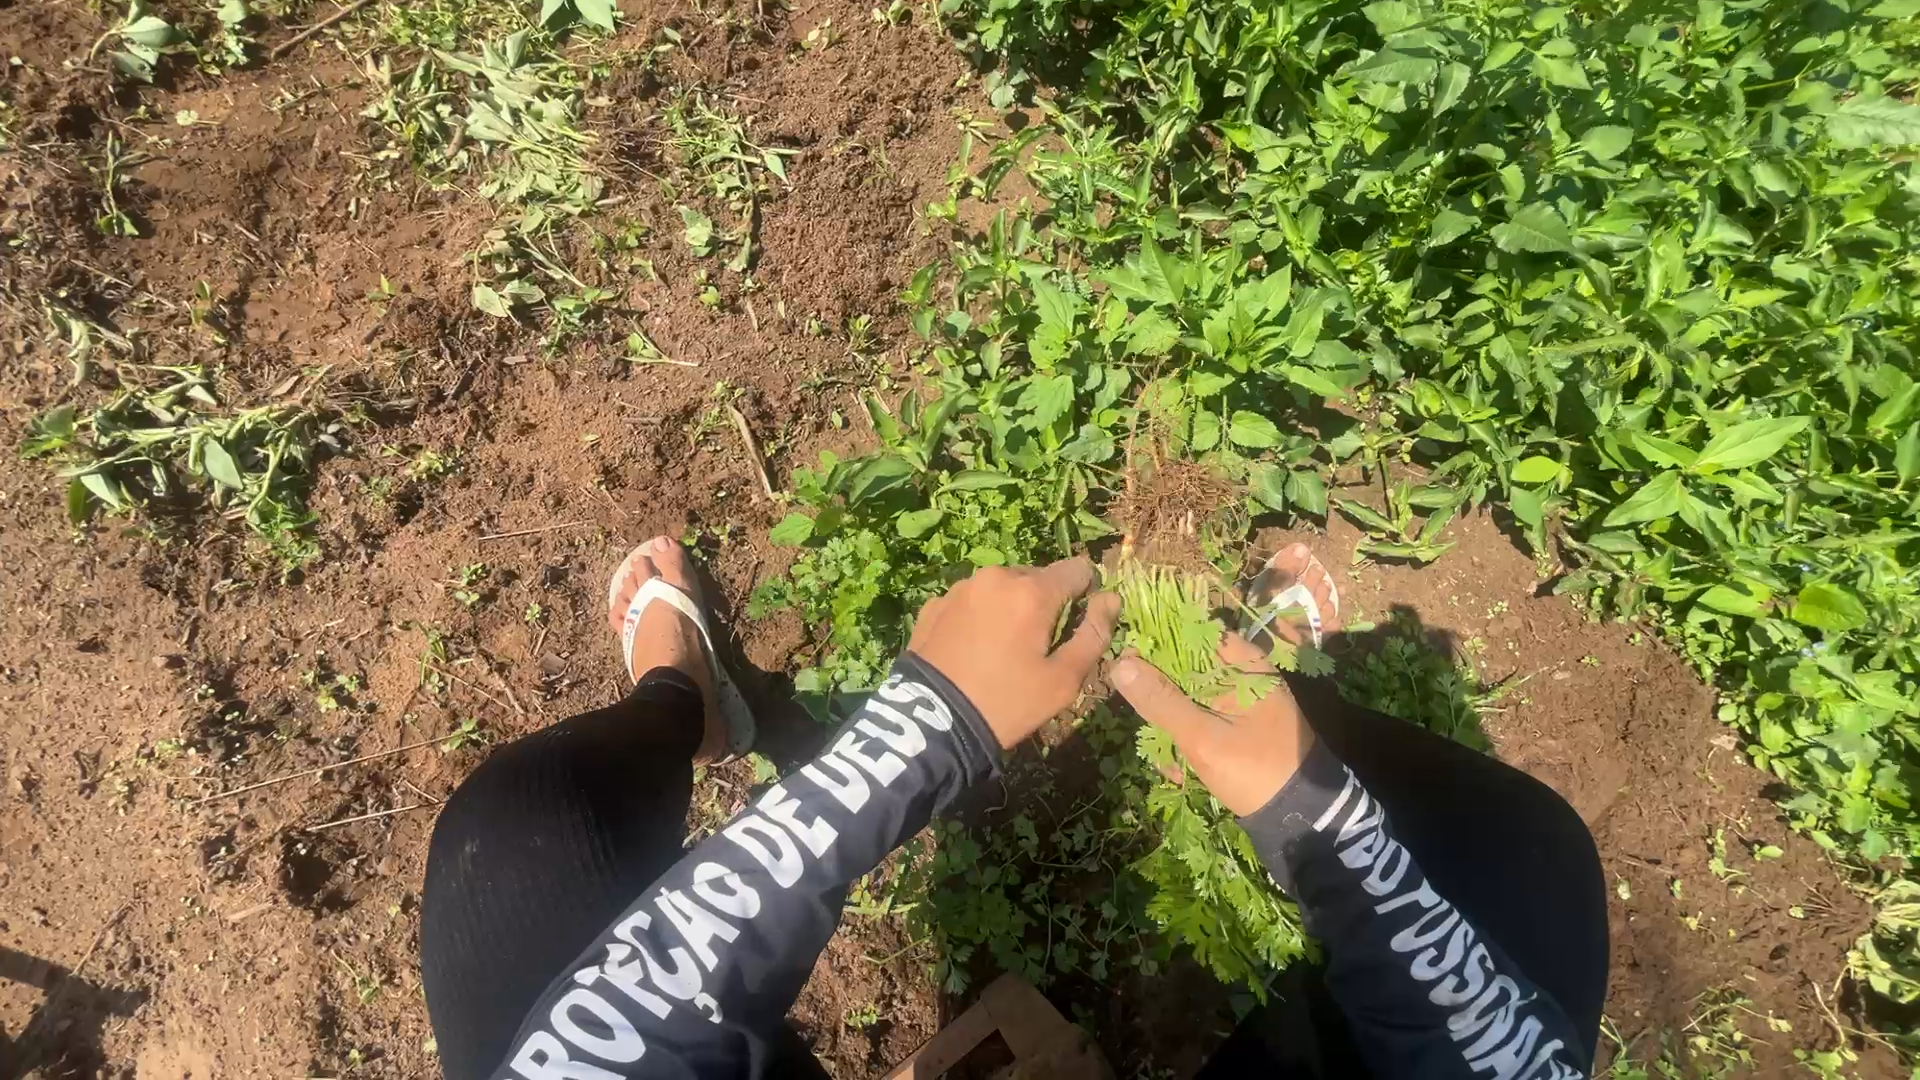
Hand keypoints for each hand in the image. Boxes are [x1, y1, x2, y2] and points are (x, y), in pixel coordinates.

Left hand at [908, 558, 1121, 748]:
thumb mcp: (1063, 680)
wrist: (931, 721)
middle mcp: (996, 576)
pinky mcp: (935, 604)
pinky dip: (979, 616)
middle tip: (1037, 646)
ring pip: (1002, 587)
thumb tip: (1111, 599)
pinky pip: (971, 601)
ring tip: (1002, 649)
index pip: (1077, 569)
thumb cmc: (1007, 702)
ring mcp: (961, 588)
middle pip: (1037, 578)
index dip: (1086, 593)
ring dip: (1010, 607)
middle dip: (1045, 603)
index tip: (1077, 624)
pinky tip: (973, 650)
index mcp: (1032, 591)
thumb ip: (1094, 634)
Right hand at [1110, 633, 1314, 815]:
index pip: (1191, 632)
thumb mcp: (1203, 738)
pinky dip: (1183, 739)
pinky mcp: (1233, 725)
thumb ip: (1161, 700)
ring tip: (1165, 758)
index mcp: (1244, 666)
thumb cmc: (1257, 770)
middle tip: (1144, 722)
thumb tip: (1119, 665)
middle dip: (1158, 693)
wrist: (1301, 820)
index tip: (1126, 661)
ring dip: (1168, 723)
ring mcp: (1237, 702)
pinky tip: (1177, 768)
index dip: (1156, 641)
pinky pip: (1196, 718)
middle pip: (1183, 665)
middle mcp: (1241, 676)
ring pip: (1185, 695)